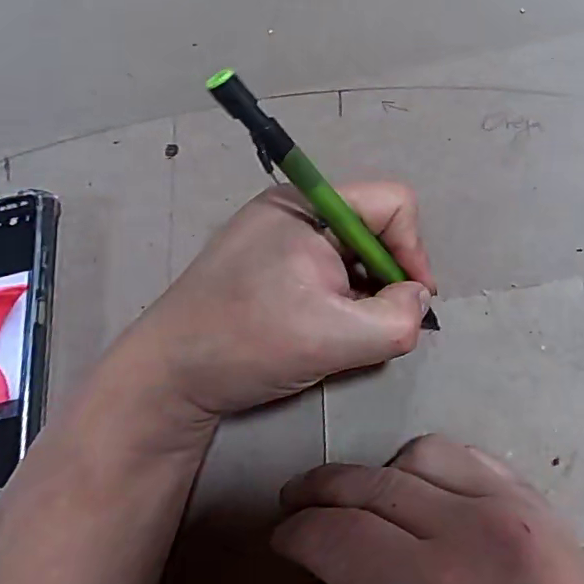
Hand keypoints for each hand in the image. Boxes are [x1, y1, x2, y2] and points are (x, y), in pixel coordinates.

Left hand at [113, 182, 437, 419]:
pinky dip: (339, 300)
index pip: (393, 204)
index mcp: (307, 205)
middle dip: (386, 278)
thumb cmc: (246, 344)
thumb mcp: (334, 337)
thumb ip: (396, 319)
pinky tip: (320, 331)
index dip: (412, 251)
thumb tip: (418, 300)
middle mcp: (294, 210)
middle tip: (376, 324)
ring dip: (363, 294)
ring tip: (343, 333)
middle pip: (374, 227)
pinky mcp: (267, 263)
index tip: (410, 301)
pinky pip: (326, 269)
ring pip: (352, 252)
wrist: (165, 379)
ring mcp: (277, 235)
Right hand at [272, 436, 583, 583]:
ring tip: (359, 506)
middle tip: (295, 506)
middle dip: (320, 492)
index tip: (279, 538)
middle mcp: (470, 530)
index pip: (336, 534)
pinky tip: (417, 492)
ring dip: (378, 476)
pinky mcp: (536, 501)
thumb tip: (308, 583)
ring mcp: (510, 506)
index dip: (296, 533)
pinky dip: (430, 466)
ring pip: (417, 454)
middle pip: (369, 484)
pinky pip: (467, 455)